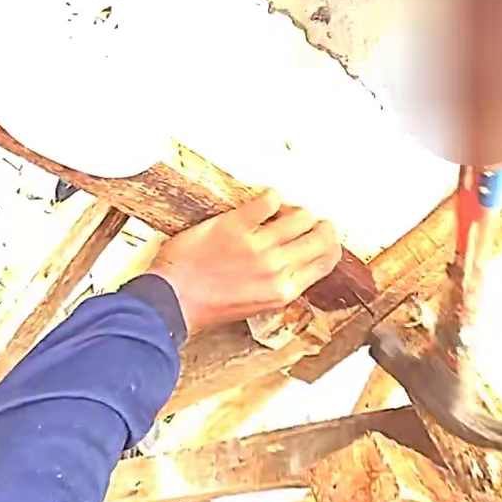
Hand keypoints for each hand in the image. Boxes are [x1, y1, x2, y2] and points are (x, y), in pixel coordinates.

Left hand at [146, 190, 342, 333]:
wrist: (172, 300)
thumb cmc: (208, 304)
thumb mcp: (255, 303)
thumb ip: (278, 284)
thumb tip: (293, 260)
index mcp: (284, 291)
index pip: (326, 261)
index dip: (330, 244)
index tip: (325, 235)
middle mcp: (277, 268)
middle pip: (320, 237)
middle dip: (320, 224)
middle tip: (312, 219)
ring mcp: (257, 245)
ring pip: (299, 217)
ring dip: (297, 210)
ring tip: (286, 209)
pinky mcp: (236, 225)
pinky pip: (269, 201)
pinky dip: (271, 197)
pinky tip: (265, 200)